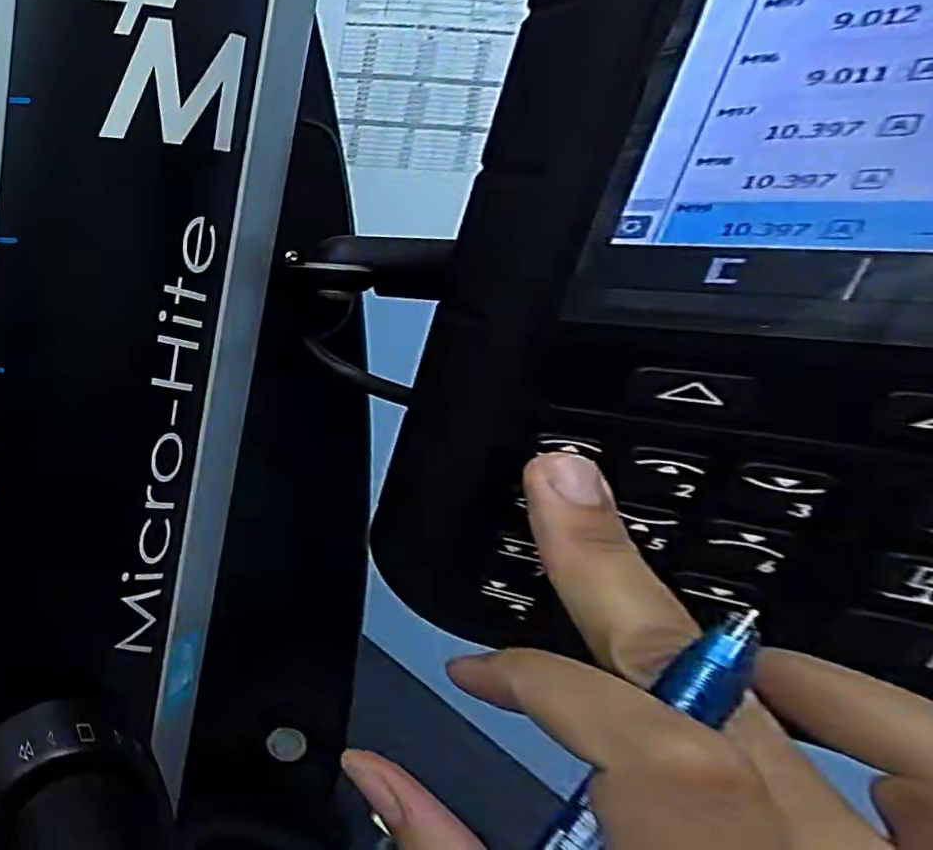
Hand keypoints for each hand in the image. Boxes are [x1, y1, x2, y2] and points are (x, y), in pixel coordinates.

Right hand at [343, 452, 932, 848]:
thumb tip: (368, 767)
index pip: (624, 729)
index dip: (530, 676)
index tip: (477, 672)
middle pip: (717, 687)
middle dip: (611, 570)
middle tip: (559, 480)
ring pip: (901, 736)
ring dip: (771, 666)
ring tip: (709, 652)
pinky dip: (884, 735)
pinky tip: (821, 726)